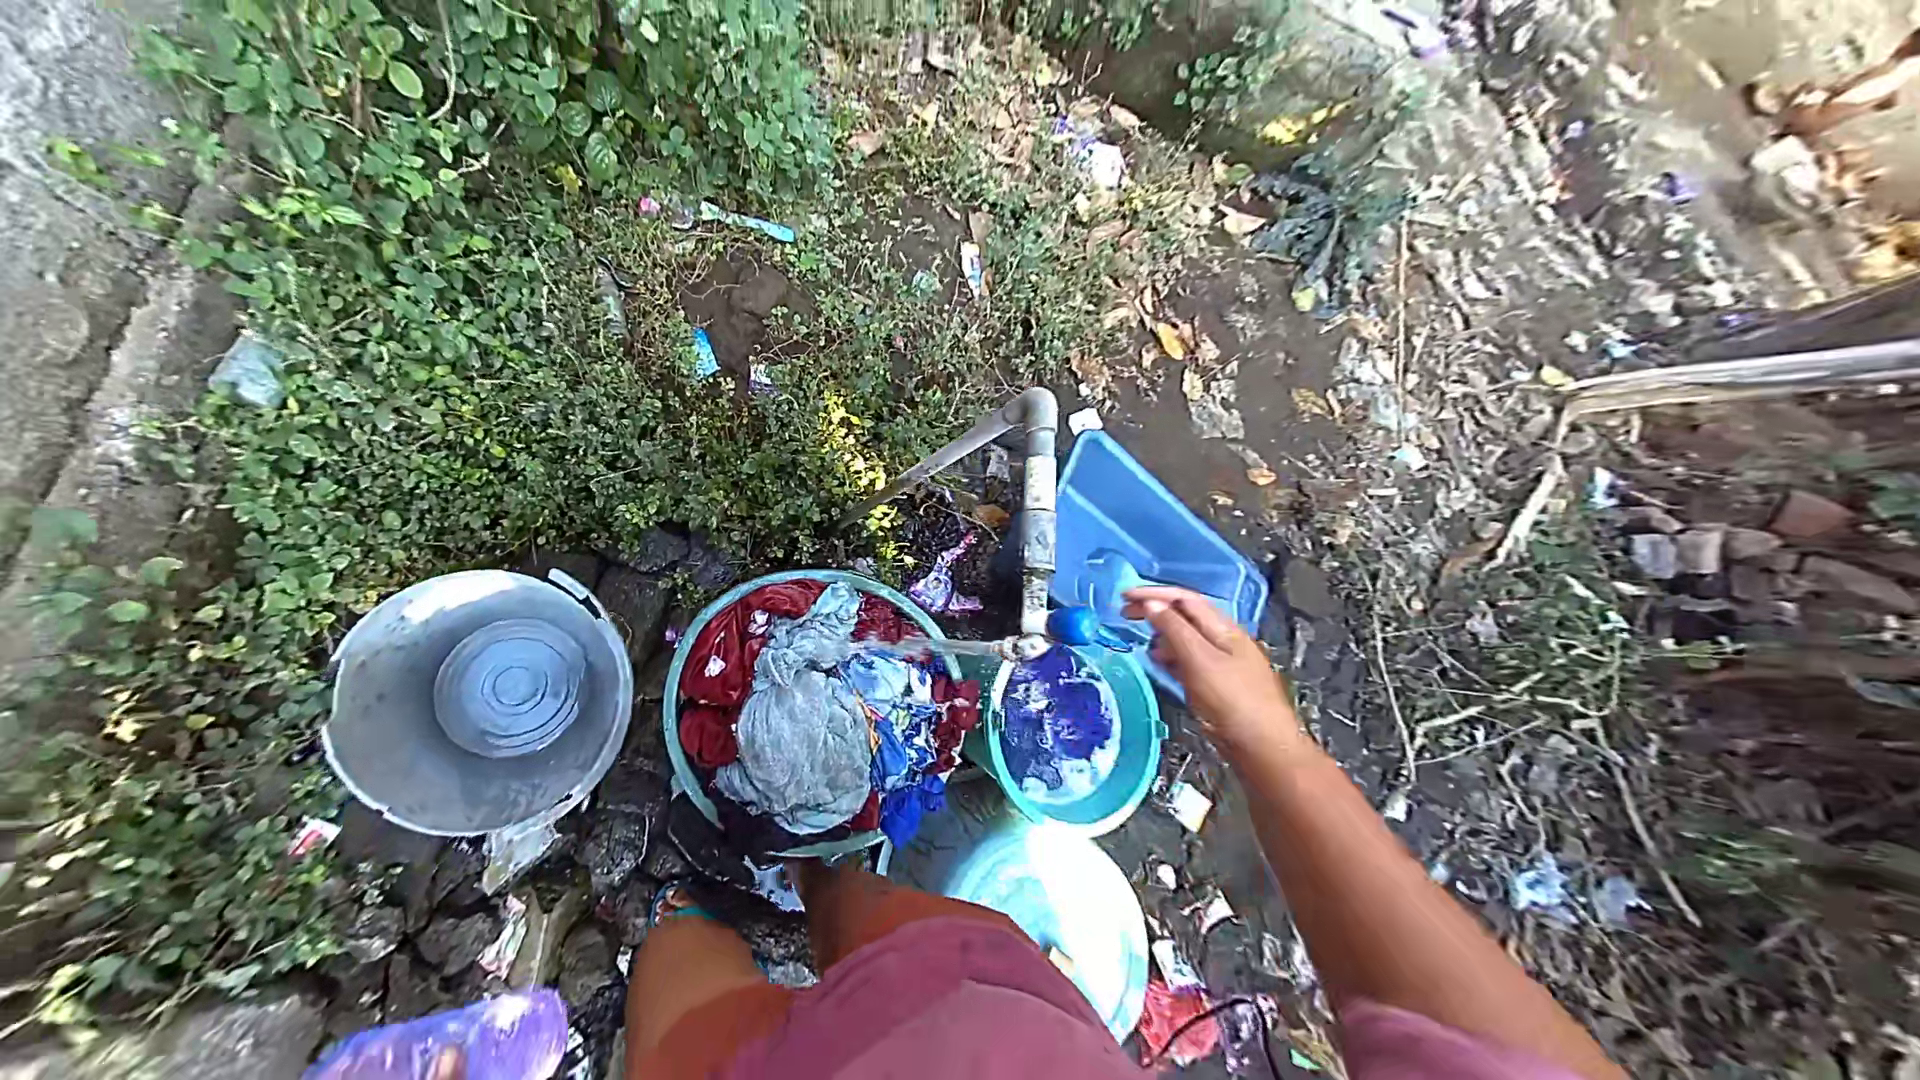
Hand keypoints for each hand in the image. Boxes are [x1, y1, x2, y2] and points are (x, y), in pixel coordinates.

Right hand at [1122, 586, 1303, 761]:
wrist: (1264, 748)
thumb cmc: (1233, 702)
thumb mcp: (1199, 660)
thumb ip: (1175, 630)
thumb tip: (1152, 604)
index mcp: (1224, 629)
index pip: (1185, 599)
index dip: (1154, 593)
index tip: (1124, 596)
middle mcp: (1226, 641)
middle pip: (1186, 615)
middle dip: (1156, 611)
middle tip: (1126, 614)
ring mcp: (1224, 663)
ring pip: (1187, 638)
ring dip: (1162, 634)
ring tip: (1141, 642)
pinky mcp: (1219, 685)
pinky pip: (1190, 660)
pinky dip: (1171, 657)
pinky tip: (1162, 666)